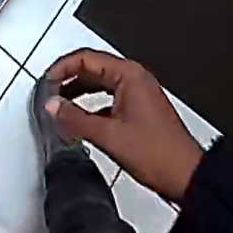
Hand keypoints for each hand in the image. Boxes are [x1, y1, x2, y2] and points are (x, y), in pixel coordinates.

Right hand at [44, 49, 203, 202]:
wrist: (186, 175)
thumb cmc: (158, 153)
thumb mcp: (109, 135)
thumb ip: (76, 119)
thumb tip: (52, 106)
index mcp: (129, 74)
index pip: (87, 58)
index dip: (63, 67)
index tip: (47, 80)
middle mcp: (135, 77)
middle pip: (94, 67)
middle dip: (69, 77)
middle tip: (48, 91)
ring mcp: (138, 92)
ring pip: (100, 83)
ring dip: (79, 91)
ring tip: (59, 104)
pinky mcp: (139, 107)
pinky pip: (109, 97)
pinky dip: (92, 104)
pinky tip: (80, 119)